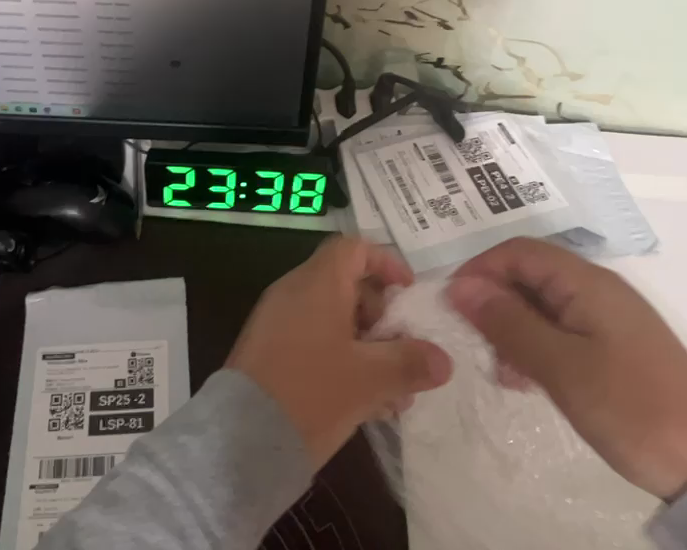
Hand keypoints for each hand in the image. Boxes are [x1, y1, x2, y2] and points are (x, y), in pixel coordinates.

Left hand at [228, 236, 451, 465]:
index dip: (385, 263)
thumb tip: (443, 359)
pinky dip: (342, 359)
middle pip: (346, 284)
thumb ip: (410, 363)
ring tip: (394, 391)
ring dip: (366, 346)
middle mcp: (294, 291)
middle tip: (404, 351)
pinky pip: (314, 340)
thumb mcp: (370, 379)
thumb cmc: (312, 392)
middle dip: (381, 316)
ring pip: (333, 318)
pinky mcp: (269, 350)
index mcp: (317, 283)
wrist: (243, 438)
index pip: (353, 248)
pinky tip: (367, 404)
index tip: (408, 294)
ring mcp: (277, 321)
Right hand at [447, 238, 686, 500]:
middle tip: (475, 344)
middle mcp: (597, 290)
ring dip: (512, 328)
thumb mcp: (560, 367)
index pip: (518, 252)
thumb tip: (461, 286)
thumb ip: (508, 322)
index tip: (452, 306)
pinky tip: (526, 379)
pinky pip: (560, 330)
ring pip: (541, 304)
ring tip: (501, 370)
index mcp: (587, 283)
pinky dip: (535, 346)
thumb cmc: (631, 408)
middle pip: (529, 275)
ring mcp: (607, 319)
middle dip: (494, 302)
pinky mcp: (613, 347)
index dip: (480, 269)